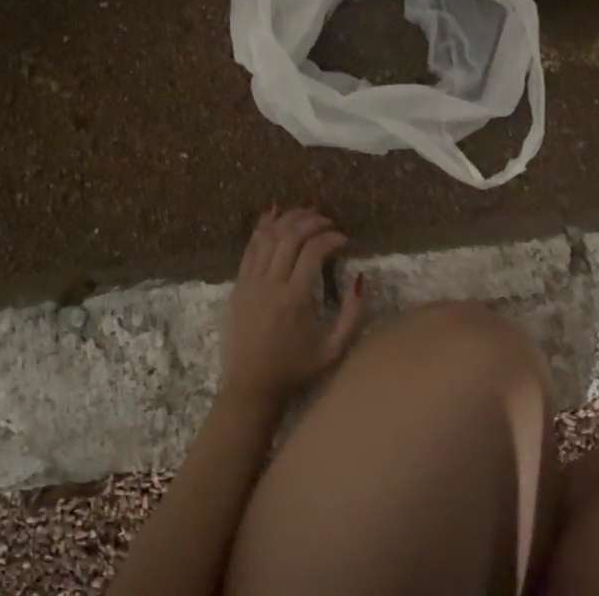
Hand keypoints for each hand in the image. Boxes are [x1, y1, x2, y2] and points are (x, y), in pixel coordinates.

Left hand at [219, 207, 364, 410]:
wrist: (251, 387)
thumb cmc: (296, 369)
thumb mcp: (334, 349)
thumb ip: (353, 314)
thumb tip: (360, 278)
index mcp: (295, 298)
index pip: (313, 250)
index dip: (331, 237)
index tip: (344, 239)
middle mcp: (270, 284)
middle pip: (289, 236)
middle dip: (311, 220)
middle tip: (327, 220)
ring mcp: (250, 283)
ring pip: (267, 236)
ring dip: (287, 219)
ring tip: (305, 211)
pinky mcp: (238, 285)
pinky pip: (249, 248)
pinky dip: (262, 227)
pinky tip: (273, 214)